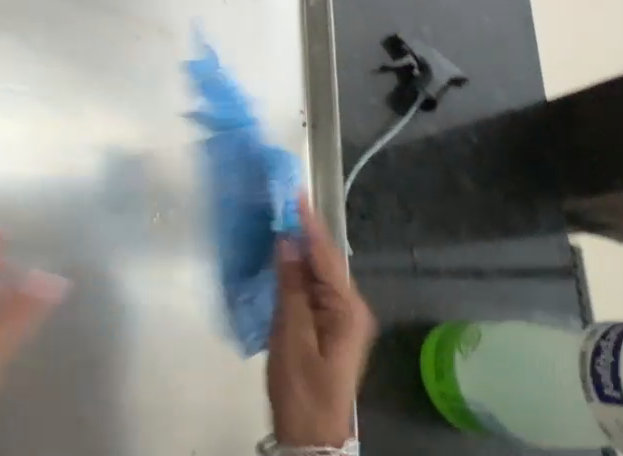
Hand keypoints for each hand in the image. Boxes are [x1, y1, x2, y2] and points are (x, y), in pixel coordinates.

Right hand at [267, 194, 376, 447]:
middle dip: (301, 230)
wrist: (310, 435)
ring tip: (273, 218)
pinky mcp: (325, 325)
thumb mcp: (291, 336)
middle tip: (276, 200)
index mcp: (347, 309)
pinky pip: (310, 287)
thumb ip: (290, 287)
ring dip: (295, 249)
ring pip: (315, 272)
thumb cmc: (302, 387)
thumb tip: (285, 242)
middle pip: (323, 260)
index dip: (308, 223)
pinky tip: (276, 257)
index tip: (294, 191)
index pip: (325, 255)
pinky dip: (293, 270)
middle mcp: (349, 308)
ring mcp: (339, 317)